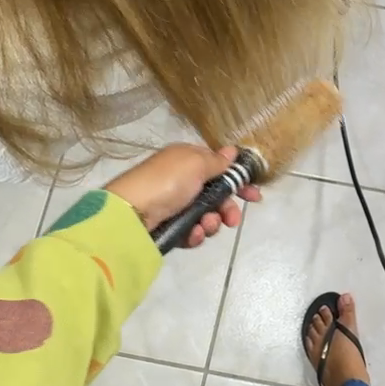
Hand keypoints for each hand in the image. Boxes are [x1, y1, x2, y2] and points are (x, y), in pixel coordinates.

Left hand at [104, 144, 260, 248]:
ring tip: (205, 226)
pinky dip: (195, 234)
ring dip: (211, 222)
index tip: (254, 196)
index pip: (219, 167)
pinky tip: (192, 234)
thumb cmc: (167, 181)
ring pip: (206, 215)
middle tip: (232, 220)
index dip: (238, 180)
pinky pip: (191, 231)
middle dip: (227, 208)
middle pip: (216, 195)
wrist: (130, 214)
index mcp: (187, 160)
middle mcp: (182, 181)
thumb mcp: (196, 163)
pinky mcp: (169, 227)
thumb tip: (231, 150)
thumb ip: (217, 161)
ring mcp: (175, 205)